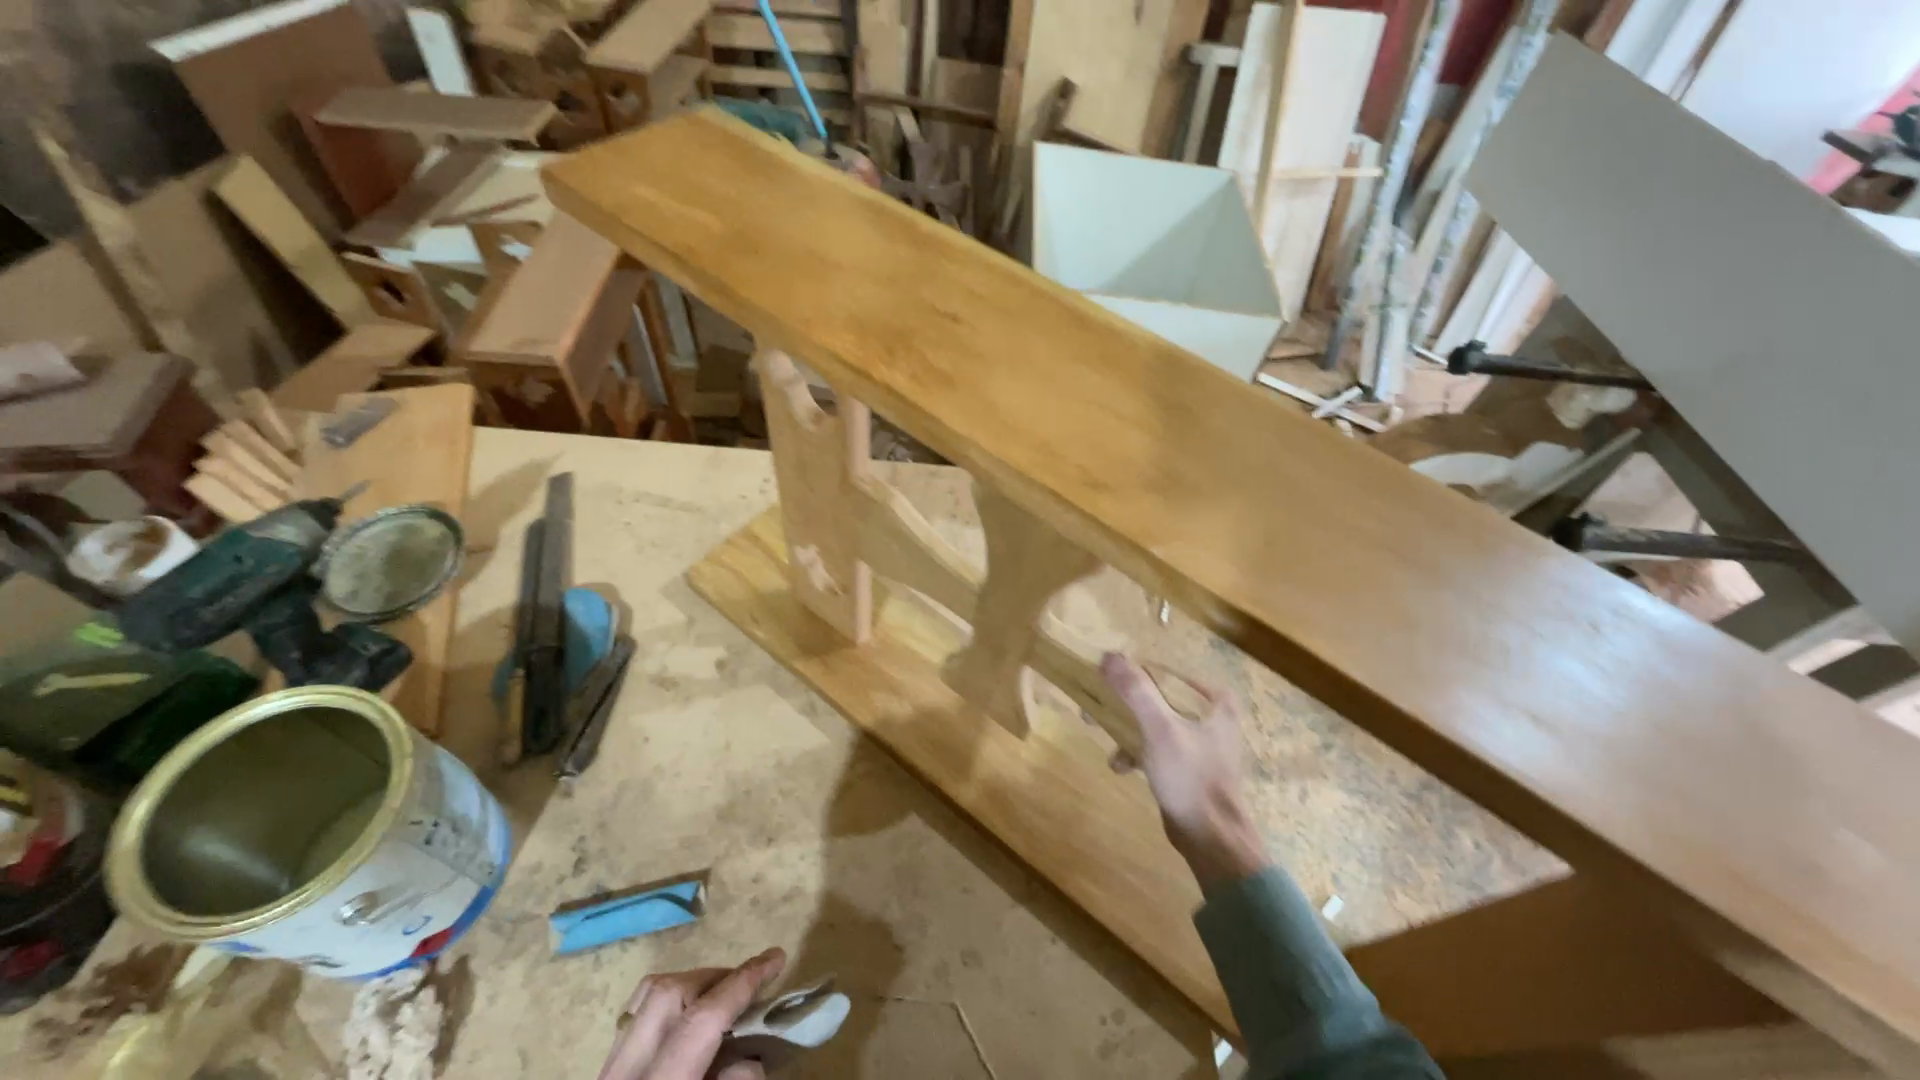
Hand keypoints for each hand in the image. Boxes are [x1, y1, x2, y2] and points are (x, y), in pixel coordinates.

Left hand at [598, 948, 787, 1079]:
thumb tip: (751, 1052)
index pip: (704, 1017)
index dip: (744, 982)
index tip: (776, 958)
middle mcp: (627, 1068)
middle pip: (670, 991)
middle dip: (716, 976)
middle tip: (750, 983)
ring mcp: (608, 1067)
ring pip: (645, 995)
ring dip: (689, 983)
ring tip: (720, 996)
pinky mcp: (603, 1069)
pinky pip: (633, 1015)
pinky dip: (665, 1003)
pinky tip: (685, 1020)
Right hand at [1101, 653, 1268, 889]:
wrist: (1212, 838)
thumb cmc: (1191, 777)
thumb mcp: (1160, 729)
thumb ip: (1136, 691)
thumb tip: (1109, 656)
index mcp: (1213, 699)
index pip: (1165, 672)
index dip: (1132, 673)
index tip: (1103, 679)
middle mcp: (1210, 714)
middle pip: (1157, 696)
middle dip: (1124, 704)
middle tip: (1095, 706)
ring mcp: (1199, 741)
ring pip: (1153, 722)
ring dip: (1127, 729)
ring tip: (1100, 735)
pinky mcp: (1188, 764)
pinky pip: (1156, 746)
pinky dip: (1138, 752)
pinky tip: (1121, 766)